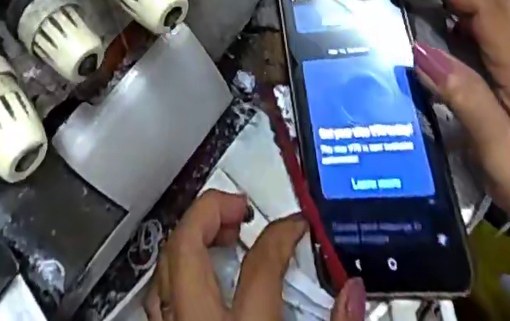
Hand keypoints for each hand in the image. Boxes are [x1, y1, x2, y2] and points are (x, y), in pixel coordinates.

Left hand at [143, 191, 364, 320]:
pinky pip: (158, 302)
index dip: (282, 233)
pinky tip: (194, 278)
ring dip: (188, 241)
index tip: (295, 226)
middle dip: (211, 211)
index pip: (262, 261)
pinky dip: (173, 278)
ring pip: (163, 269)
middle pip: (188, 245)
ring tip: (217, 234)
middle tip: (239, 207)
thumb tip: (352, 290)